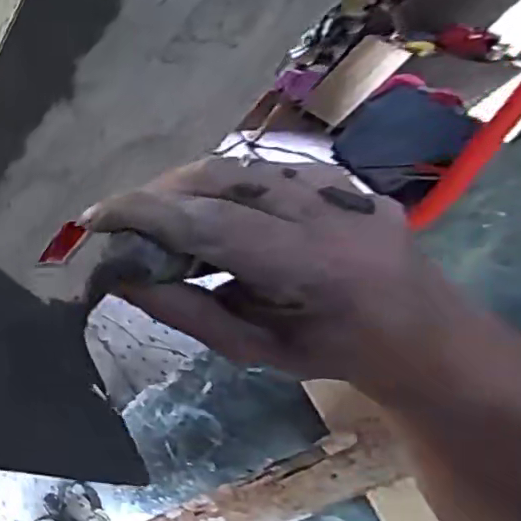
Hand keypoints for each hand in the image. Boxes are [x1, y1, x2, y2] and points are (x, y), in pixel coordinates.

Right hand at [82, 157, 476, 390]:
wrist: (425, 334)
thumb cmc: (332, 355)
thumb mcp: (252, 349)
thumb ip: (184, 310)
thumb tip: (119, 279)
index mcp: (311, 267)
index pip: (209, 222)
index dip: (143, 214)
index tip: (95, 219)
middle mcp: (329, 213)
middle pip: (219, 177)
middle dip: (156, 194)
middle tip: (121, 222)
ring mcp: (342, 186)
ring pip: (238, 165)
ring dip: (183, 186)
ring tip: (157, 217)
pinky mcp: (342, 176)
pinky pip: (262, 167)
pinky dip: (219, 184)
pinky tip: (206, 208)